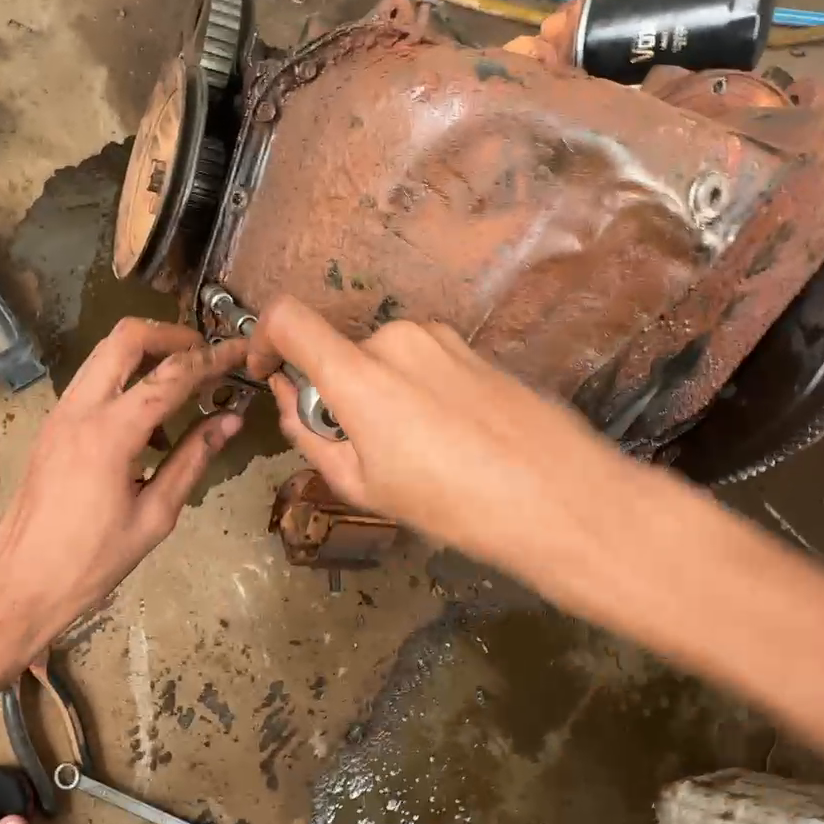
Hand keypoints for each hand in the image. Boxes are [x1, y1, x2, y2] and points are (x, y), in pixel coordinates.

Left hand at [0, 319, 246, 643]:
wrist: (23, 582)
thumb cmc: (93, 560)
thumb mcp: (154, 515)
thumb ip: (192, 460)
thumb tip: (230, 420)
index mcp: (109, 433)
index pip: (171, 374)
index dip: (212, 358)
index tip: (241, 352)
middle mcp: (79, 409)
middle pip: (125, 337)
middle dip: (171, 335)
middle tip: (205, 356)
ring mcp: (58, 413)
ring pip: (103, 354)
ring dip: (145, 355)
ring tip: (182, 389)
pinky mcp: (50, 426)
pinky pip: (91, 382)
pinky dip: (122, 381)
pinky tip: (146, 425)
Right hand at [249, 296, 624, 566]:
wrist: (560, 499)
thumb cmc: (451, 503)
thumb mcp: (360, 484)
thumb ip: (308, 434)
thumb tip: (290, 398)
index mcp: (359, 374)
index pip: (287, 319)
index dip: (263, 339)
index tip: (269, 372)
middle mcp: (396, 339)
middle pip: (337, 352)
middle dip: (332, 392)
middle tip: (356, 445)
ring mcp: (440, 338)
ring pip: (378, 358)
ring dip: (372, 392)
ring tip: (408, 447)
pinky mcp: (472, 348)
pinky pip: (417, 361)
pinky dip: (408, 390)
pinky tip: (443, 436)